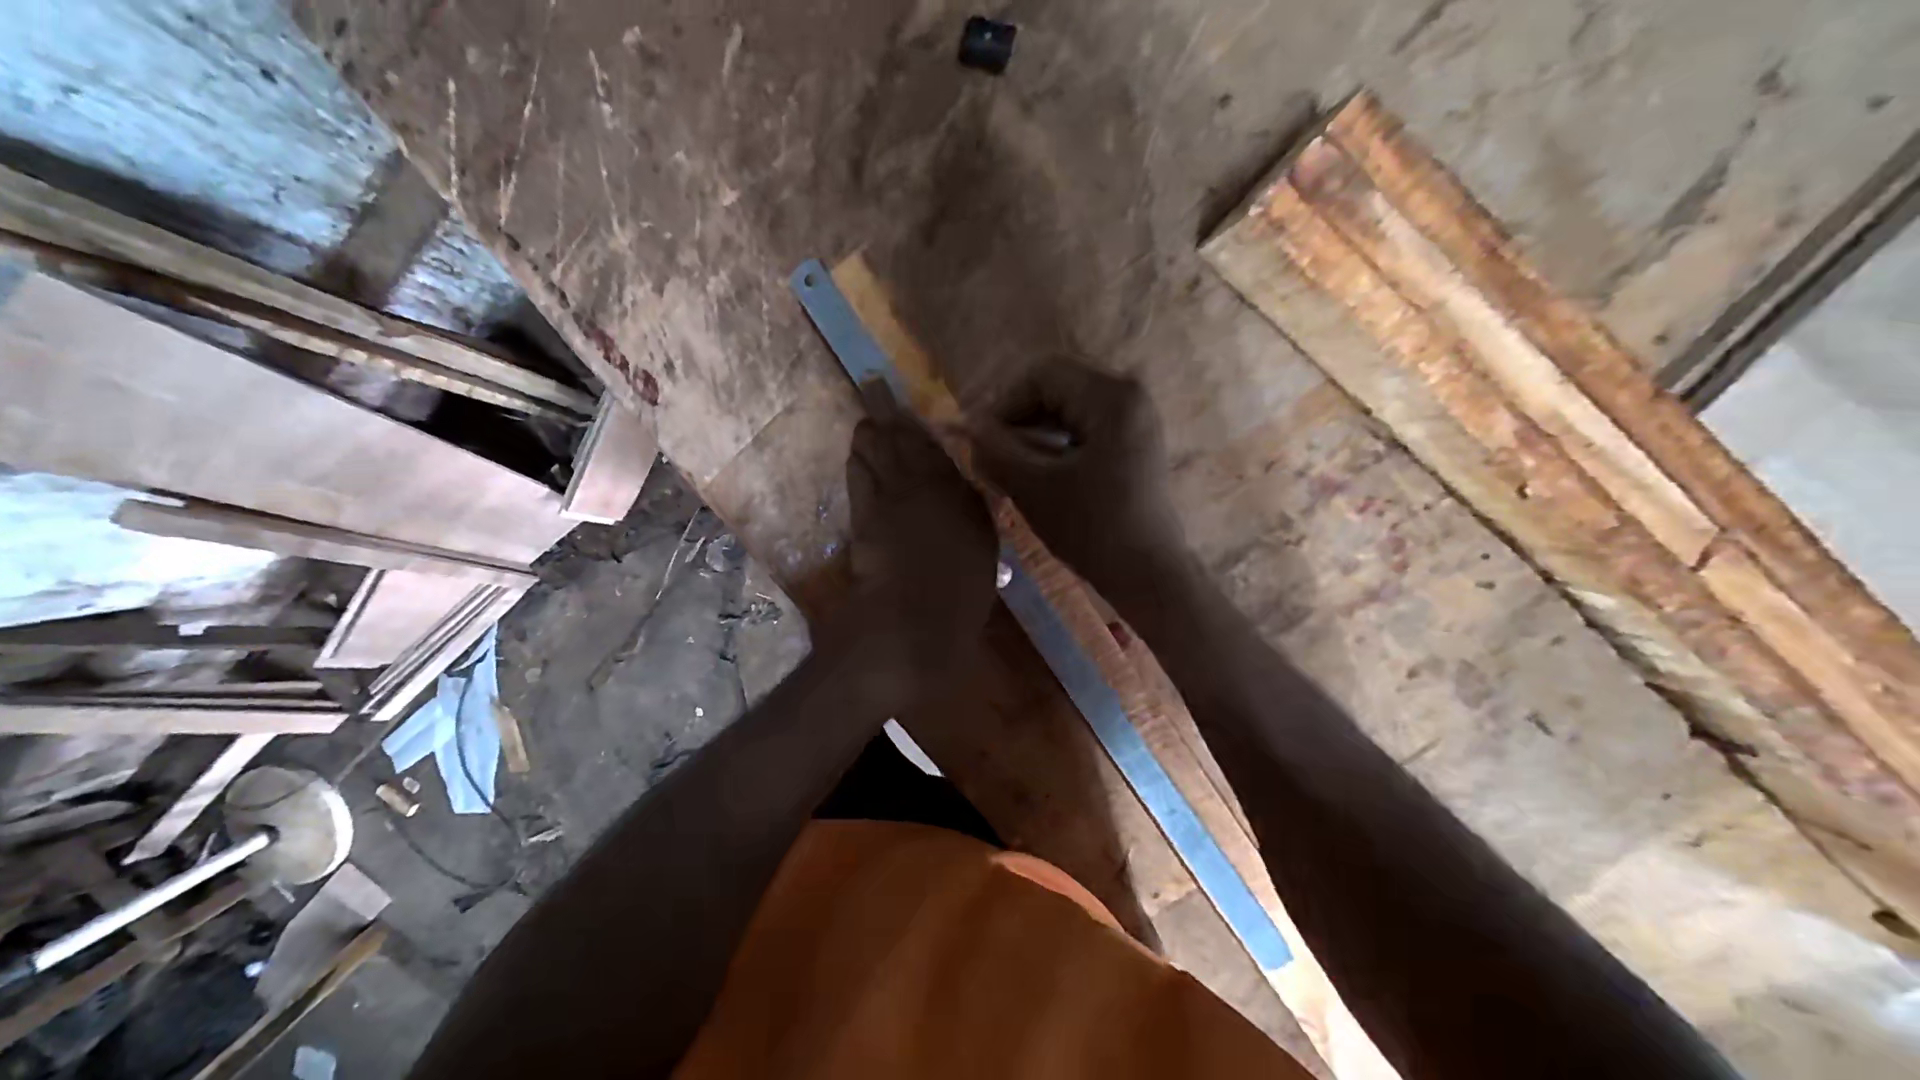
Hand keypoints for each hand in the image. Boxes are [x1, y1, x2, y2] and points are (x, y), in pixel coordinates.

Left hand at [844, 381, 998, 690]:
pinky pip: (860, 477)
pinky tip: (856, 451)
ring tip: (866, 417)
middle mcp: (927, 487)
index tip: (911, 412)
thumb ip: (970, 516)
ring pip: (877, 454)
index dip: (921, 430)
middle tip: (875, 388)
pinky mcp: (864, 515)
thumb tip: (965, 495)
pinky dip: (858, 461)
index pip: (938, 453)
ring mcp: (892, 498)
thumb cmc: (959, 591)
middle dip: (890, 415)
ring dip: (871, 433)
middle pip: (904, 442)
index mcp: (961, 496)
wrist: (915, 613)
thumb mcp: (981, 553)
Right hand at [969, 358, 1186, 594]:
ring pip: (1067, 402)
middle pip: (1056, 382)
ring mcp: (1135, 415)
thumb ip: (994, 449)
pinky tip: (1037, 465)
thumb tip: (962, 425)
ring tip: (1008, 459)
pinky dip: (1054, 436)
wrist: (1147, 574)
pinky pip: (1083, 421)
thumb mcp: (1034, 487)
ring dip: (1033, 425)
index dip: (1002, 401)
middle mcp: (1129, 393)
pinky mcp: (1133, 438)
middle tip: (990, 447)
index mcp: (1111, 396)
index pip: (1041, 373)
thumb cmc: (1092, 529)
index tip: (979, 438)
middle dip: (1017, 412)